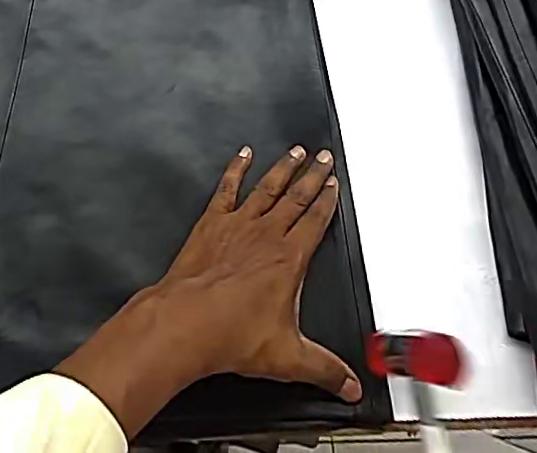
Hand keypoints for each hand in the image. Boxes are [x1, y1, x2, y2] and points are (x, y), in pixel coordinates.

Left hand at [54, 145, 357, 436]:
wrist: (188, 321)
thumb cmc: (231, 333)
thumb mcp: (288, 357)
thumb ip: (323, 369)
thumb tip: (348, 384)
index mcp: (288, 259)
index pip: (315, 221)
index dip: (327, 201)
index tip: (334, 185)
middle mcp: (266, 234)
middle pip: (296, 196)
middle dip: (313, 175)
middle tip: (323, 157)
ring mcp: (238, 223)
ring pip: (268, 187)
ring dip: (284, 167)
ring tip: (295, 151)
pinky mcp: (213, 222)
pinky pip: (228, 187)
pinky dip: (236, 168)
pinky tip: (243, 155)